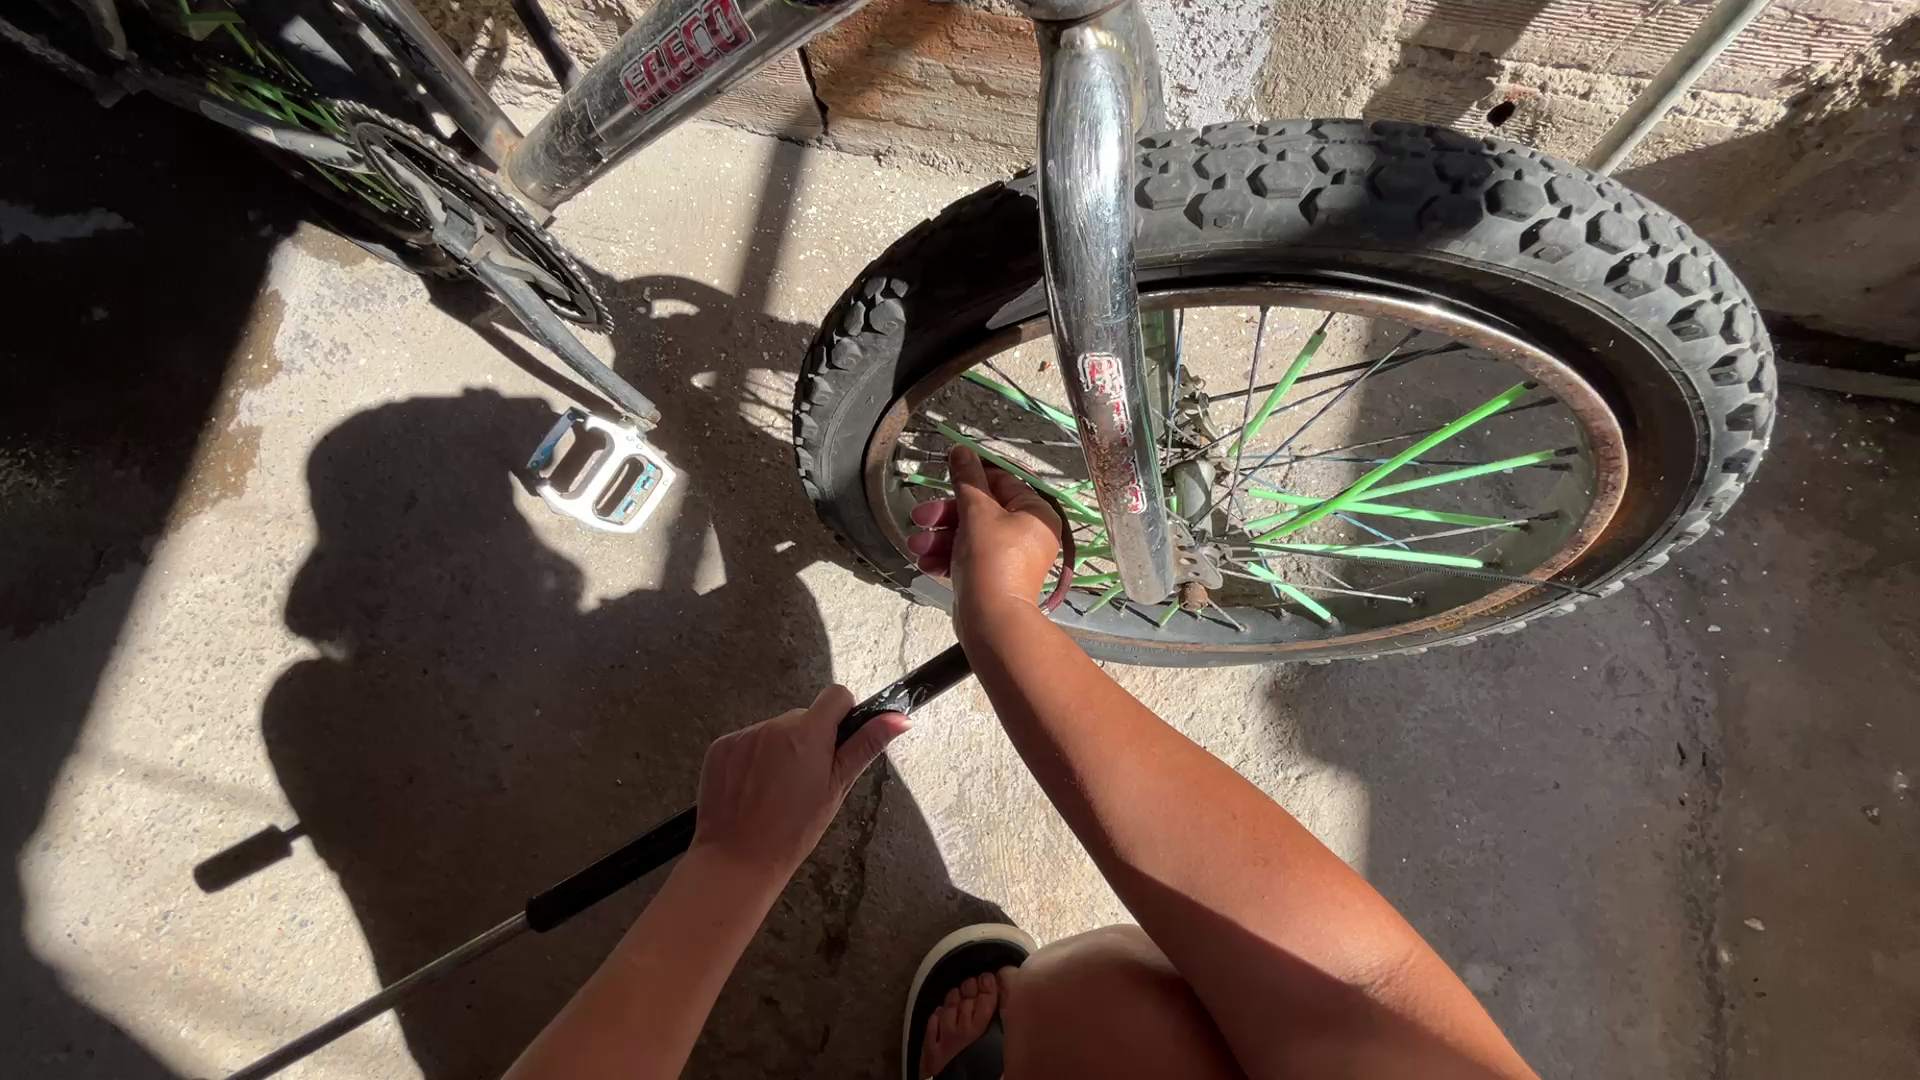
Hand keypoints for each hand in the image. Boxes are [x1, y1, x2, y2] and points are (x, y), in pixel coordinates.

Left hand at [691, 686, 909, 879]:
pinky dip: (754, 759)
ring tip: (777, 790)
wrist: (737, 859)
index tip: (837, 743)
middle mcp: (774, 726)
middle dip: (810, 740)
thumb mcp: (838, 787)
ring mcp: (744, 735)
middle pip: (804, 717)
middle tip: (807, 780)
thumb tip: (900, 717)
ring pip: (776, 731)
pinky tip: (754, 789)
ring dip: (781, 750)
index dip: (843, 716)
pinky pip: (748, 742)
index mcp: (808, 733)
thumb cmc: (793, 830)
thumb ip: (867, 745)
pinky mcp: (721, 747)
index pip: (836, 695)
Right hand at [908, 446, 1062, 621]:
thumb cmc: (991, 561)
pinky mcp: (992, 578)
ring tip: (916, 546)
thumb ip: (967, 479)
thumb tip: (962, 450)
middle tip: (920, 516)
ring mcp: (1010, 559)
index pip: (1003, 481)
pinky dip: (947, 558)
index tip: (948, 470)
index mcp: (1035, 513)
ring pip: (969, 536)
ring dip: (939, 538)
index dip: (972, 475)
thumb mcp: (976, 512)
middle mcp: (1027, 534)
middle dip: (945, 515)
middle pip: (980, 510)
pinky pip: (968, 559)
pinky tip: (926, 562)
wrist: (990, 621)